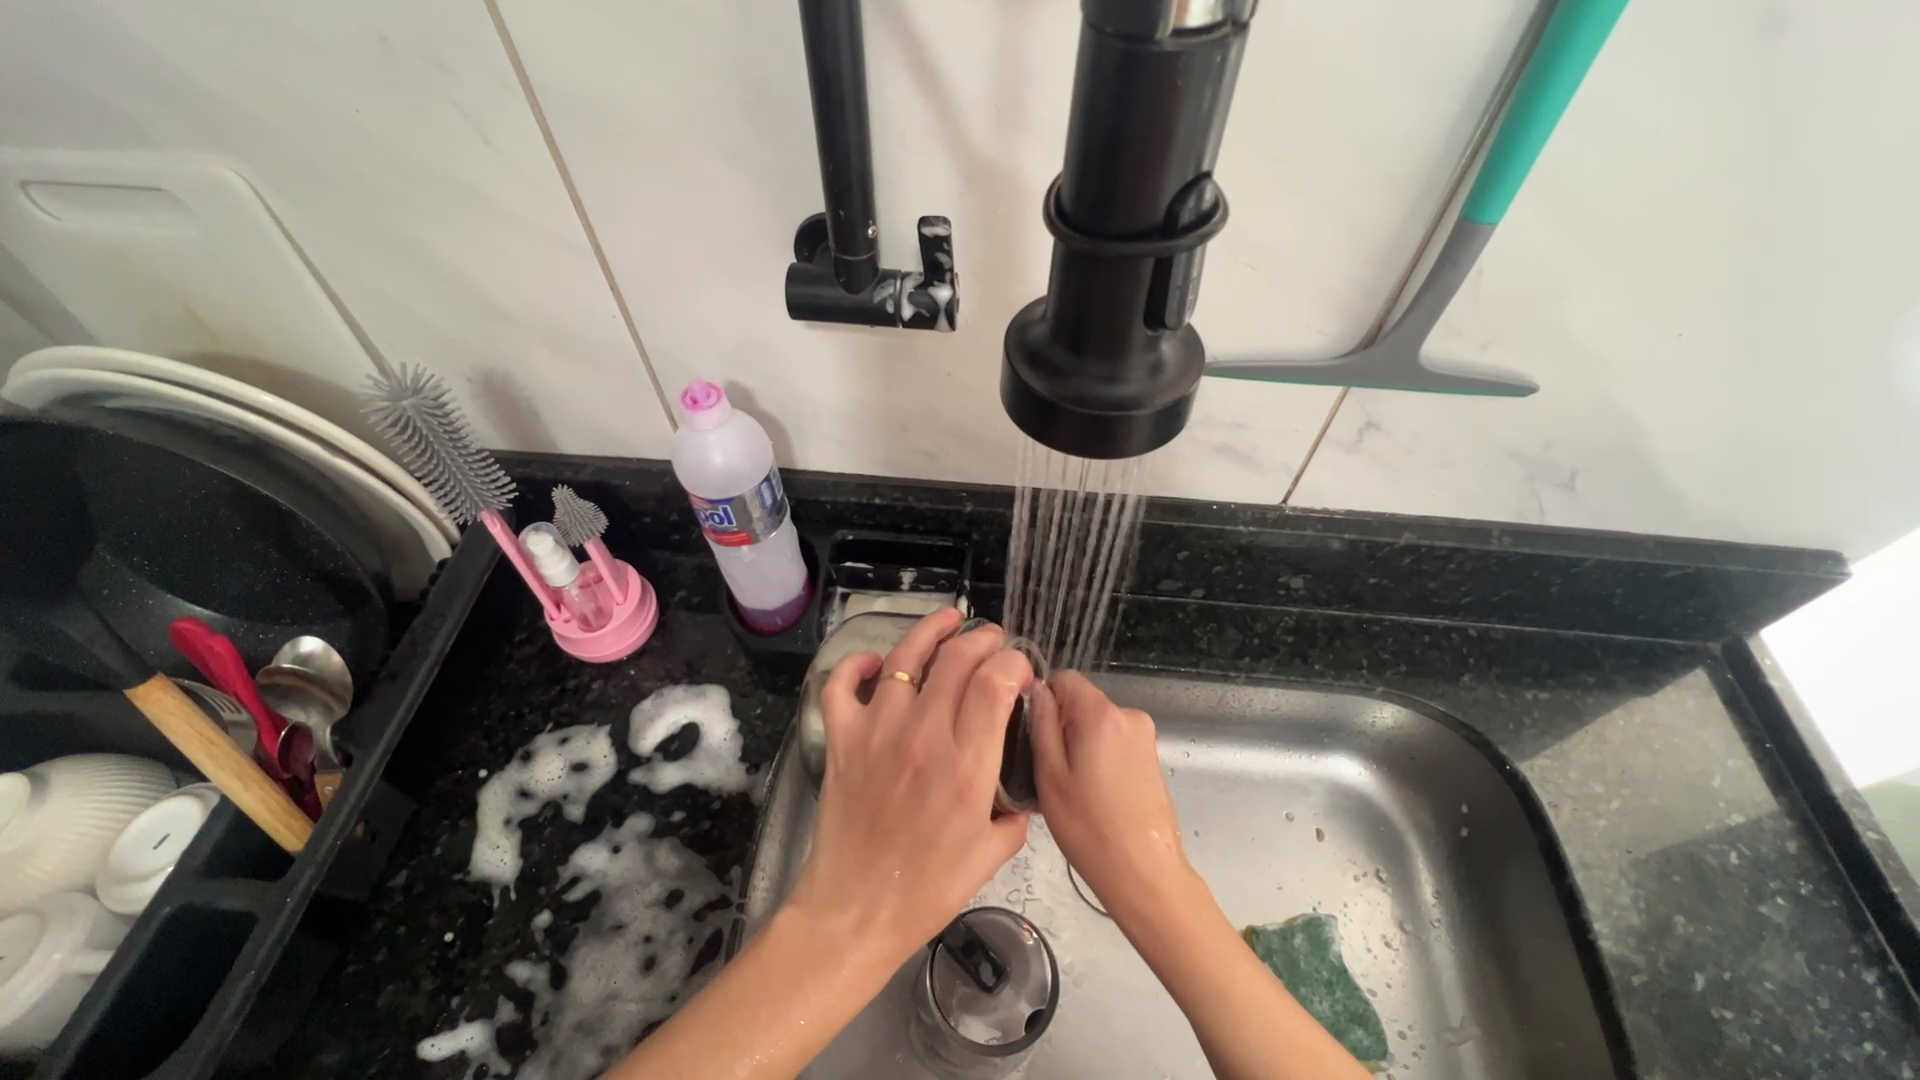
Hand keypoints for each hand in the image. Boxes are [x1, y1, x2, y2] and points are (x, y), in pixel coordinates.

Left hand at [784, 607, 1033, 959]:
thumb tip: (1020, 784)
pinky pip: (841, 683)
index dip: (1014, 661)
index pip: (995, 681)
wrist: (856, 910)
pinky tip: (875, 661)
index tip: (1021, 668)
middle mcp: (922, 736)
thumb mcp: (992, 852)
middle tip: (992, 638)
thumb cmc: (929, 889)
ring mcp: (876, 731)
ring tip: (948, 619)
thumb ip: (1016, 811)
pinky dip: (856, 663)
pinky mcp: (841, 738)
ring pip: (903, 656)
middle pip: (956, 658)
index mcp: (966, 765)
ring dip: (931, 631)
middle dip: (982, 638)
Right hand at [1029, 670, 1197, 923]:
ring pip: (1097, 724)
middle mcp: (1130, 715)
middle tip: (1049, 770)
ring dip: (1080, 744)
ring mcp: (1146, 737)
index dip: (1045, 699)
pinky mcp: (1152, 758)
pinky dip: (1099, 758)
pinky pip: (1114, 742)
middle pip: (1082, 702)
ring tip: (1071, 788)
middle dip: (1062, 726)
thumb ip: (1042, 725)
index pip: (1066, 678)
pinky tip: (1093, 795)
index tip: (1034, 733)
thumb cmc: (1089, 827)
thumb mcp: (1050, 775)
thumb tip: (1038, 689)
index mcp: (1103, 714)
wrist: (1145, 873)